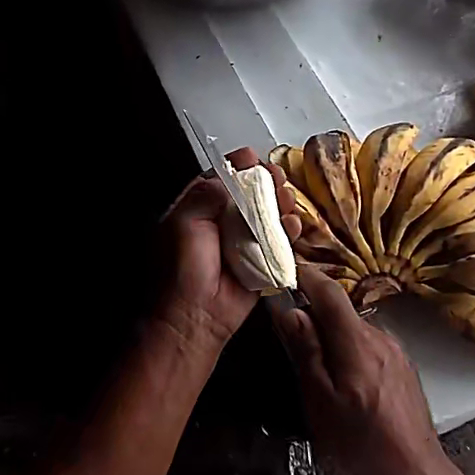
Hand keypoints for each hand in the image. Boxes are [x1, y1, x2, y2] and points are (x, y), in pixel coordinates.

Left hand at [152, 149, 301, 351]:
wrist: (196, 316)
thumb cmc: (182, 270)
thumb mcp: (183, 223)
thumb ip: (204, 194)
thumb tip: (228, 174)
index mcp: (197, 210)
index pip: (220, 179)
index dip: (238, 167)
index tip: (253, 157)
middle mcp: (221, 223)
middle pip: (249, 194)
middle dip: (265, 183)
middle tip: (277, 178)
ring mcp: (243, 241)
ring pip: (267, 214)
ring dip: (280, 203)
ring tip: (286, 198)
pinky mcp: (262, 260)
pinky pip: (279, 241)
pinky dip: (289, 230)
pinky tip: (292, 224)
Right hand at [274, 265, 455, 474]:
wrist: (415, 468)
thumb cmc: (362, 440)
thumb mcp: (320, 399)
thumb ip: (305, 351)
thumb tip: (289, 311)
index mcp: (356, 341)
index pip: (328, 291)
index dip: (305, 275)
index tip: (285, 271)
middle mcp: (379, 336)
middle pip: (340, 310)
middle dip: (313, 314)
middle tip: (290, 333)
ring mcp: (395, 349)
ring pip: (354, 328)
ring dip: (332, 335)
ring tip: (317, 367)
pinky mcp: (402, 364)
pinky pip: (369, 344)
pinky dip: (349, 349)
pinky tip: (344, 380)